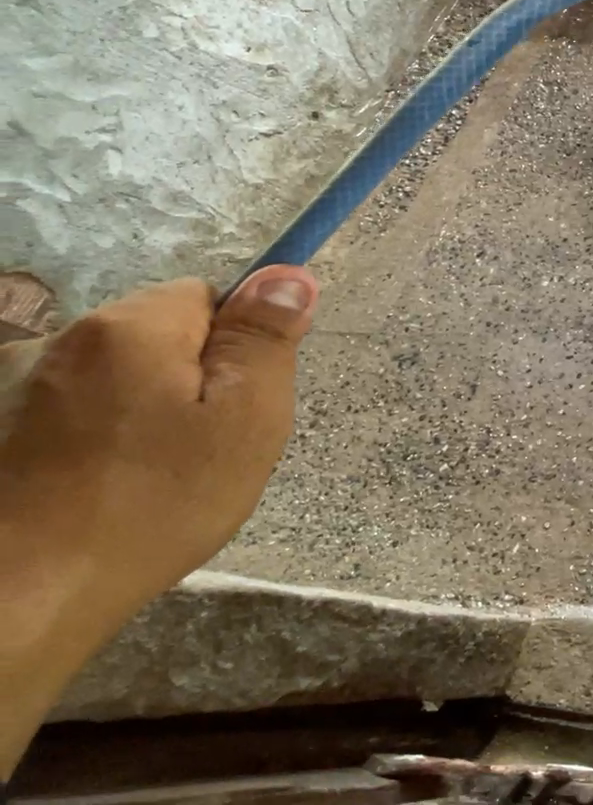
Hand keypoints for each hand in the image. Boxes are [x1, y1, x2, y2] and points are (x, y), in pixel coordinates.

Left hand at [0, 265, 317, 773]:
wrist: (25, 594)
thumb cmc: (160, 498)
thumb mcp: (247, 414)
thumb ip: (265, 339)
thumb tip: (288, 275)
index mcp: (129, 327)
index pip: (209, 296)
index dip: (238, 343)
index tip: (239, 399)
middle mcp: (63, 340)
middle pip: (162, 333)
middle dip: (196, 374)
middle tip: (210, 441)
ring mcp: (21, 387)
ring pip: (123, 374)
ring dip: (150, 405)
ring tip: (160, 469)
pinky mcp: (4, 430)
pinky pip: (83, 408)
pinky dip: (106, 434)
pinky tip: (112, 482)